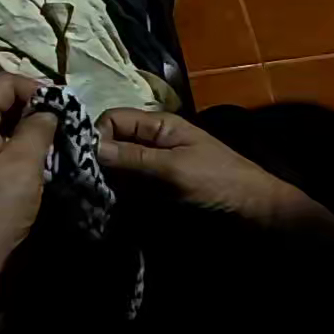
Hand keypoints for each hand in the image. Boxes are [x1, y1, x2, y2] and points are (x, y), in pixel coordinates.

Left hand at [0, 74, 56, 271]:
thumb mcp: (25, 163)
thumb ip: (38, 128)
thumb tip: (48, 110)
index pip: (1, 82)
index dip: (34, 87)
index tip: (61, 106)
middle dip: (21, 96)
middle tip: (49, 112)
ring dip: (15, 115)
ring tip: (44, 130)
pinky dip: (8, 133)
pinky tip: (28, 149)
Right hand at [95, 109, 333, 236]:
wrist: (255, 213)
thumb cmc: (220, 182)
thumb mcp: (175, 168)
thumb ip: (134, 159)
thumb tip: (89, 147)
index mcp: (160, 125)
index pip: (114, 120)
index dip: (96, 136)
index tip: (83, 162)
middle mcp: (153, 143)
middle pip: (112, 144)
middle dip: (96, 161)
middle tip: (78, 185)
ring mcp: (155, 168)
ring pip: (118, 169)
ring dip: (104, 182)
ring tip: (88, 199)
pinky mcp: (157, 192)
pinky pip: (129, 189)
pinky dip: (117, 197)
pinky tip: (105, 208)